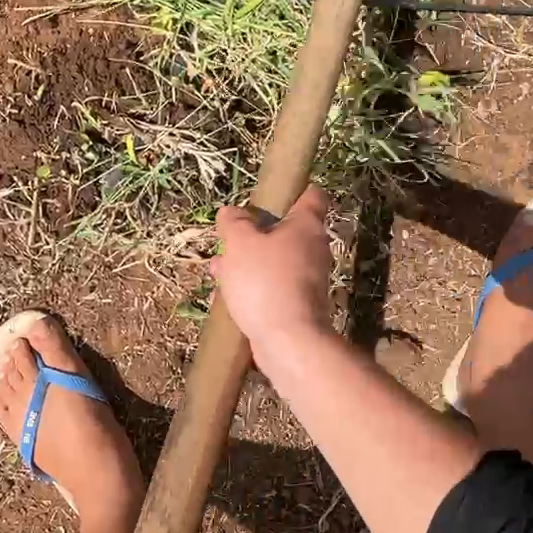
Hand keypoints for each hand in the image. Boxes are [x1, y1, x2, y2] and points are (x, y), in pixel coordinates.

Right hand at [209, 186, 335, 357]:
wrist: (288, 341)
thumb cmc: (265, 281)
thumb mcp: (240, 243)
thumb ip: (234, 223)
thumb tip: (232, 212)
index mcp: (306, 225)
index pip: (312, 195)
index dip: (295, 191)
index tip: (270, 196)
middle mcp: (313, 249)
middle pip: (285, 230)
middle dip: (253, 234)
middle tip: (229, 240)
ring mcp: (308, 279)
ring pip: (274, 261)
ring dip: (247, 263)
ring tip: (218, 270)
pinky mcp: (298, 305)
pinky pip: (272, 287)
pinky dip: (252, 288)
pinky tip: (225, 298)